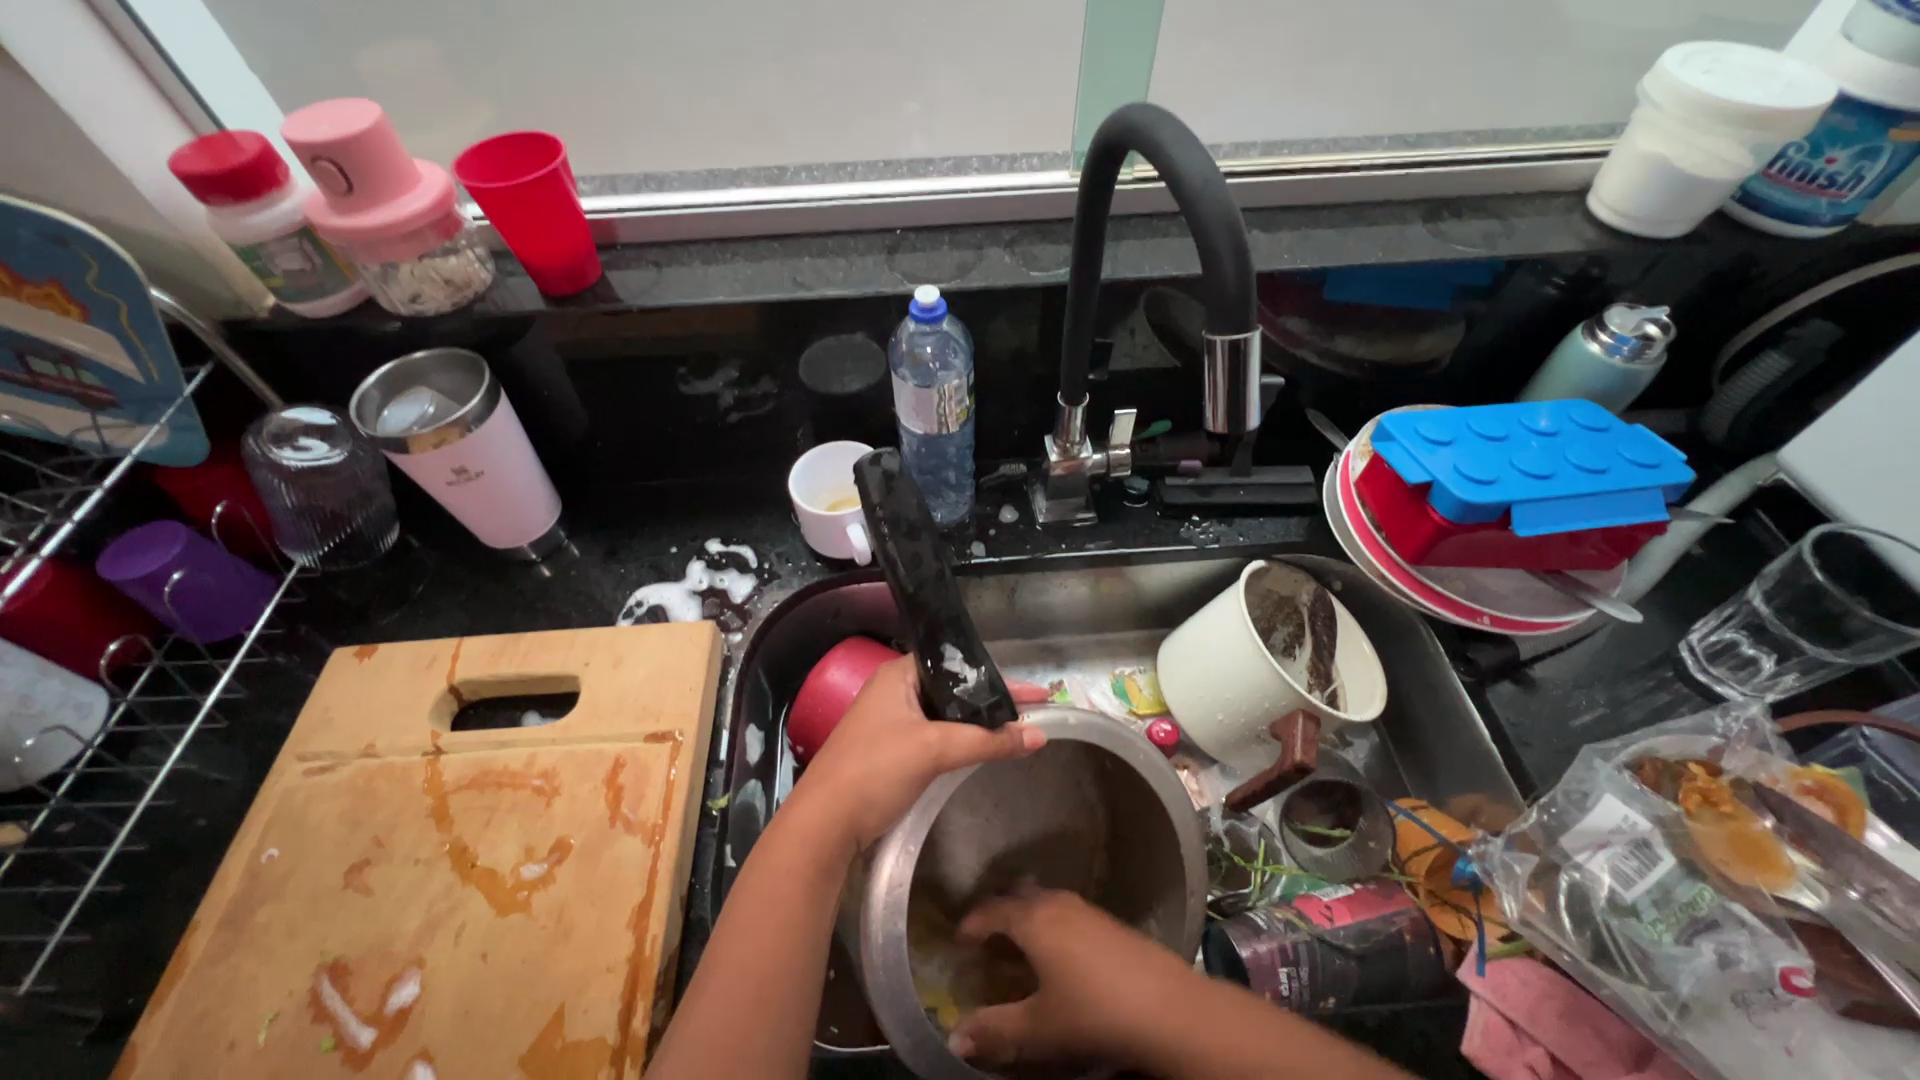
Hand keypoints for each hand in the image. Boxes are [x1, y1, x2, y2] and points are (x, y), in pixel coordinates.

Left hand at [786, 655, 1048, 850]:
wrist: (825, 824)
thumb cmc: (876, 770)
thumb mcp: (935, 750)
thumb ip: (988, 741)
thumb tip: (1040, 736)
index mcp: (898, 675)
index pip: (956, 665)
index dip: (997, 677)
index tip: (1036, 693)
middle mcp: (894, 691)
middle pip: (954, 690)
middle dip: (993, 701)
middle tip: (1035, 710)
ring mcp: (891, 722)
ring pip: (946, 716)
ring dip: (979, 723)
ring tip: (1019, 729)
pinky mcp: (892, 751)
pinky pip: (937, 737)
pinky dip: (963, 740)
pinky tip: (986, 748)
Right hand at [948, 885, 1201, 1069]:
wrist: (1169, 1008)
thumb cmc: (1094, 1012)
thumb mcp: (1039, 1027)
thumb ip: (995, 1029)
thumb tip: (954, 1038)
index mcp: (1033, 919)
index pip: (991, 910)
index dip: (971, 924)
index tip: (958, 941)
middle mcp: (1057, 903)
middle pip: (1019, 896)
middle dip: (999, 912)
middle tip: (985, 937)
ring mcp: (1088, 909)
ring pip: (1046, 901)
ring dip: (1028, 915)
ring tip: (1019, 943)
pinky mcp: (1111, 922)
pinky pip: (1067, 911)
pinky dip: (1052, 922)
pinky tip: (1060, 952)